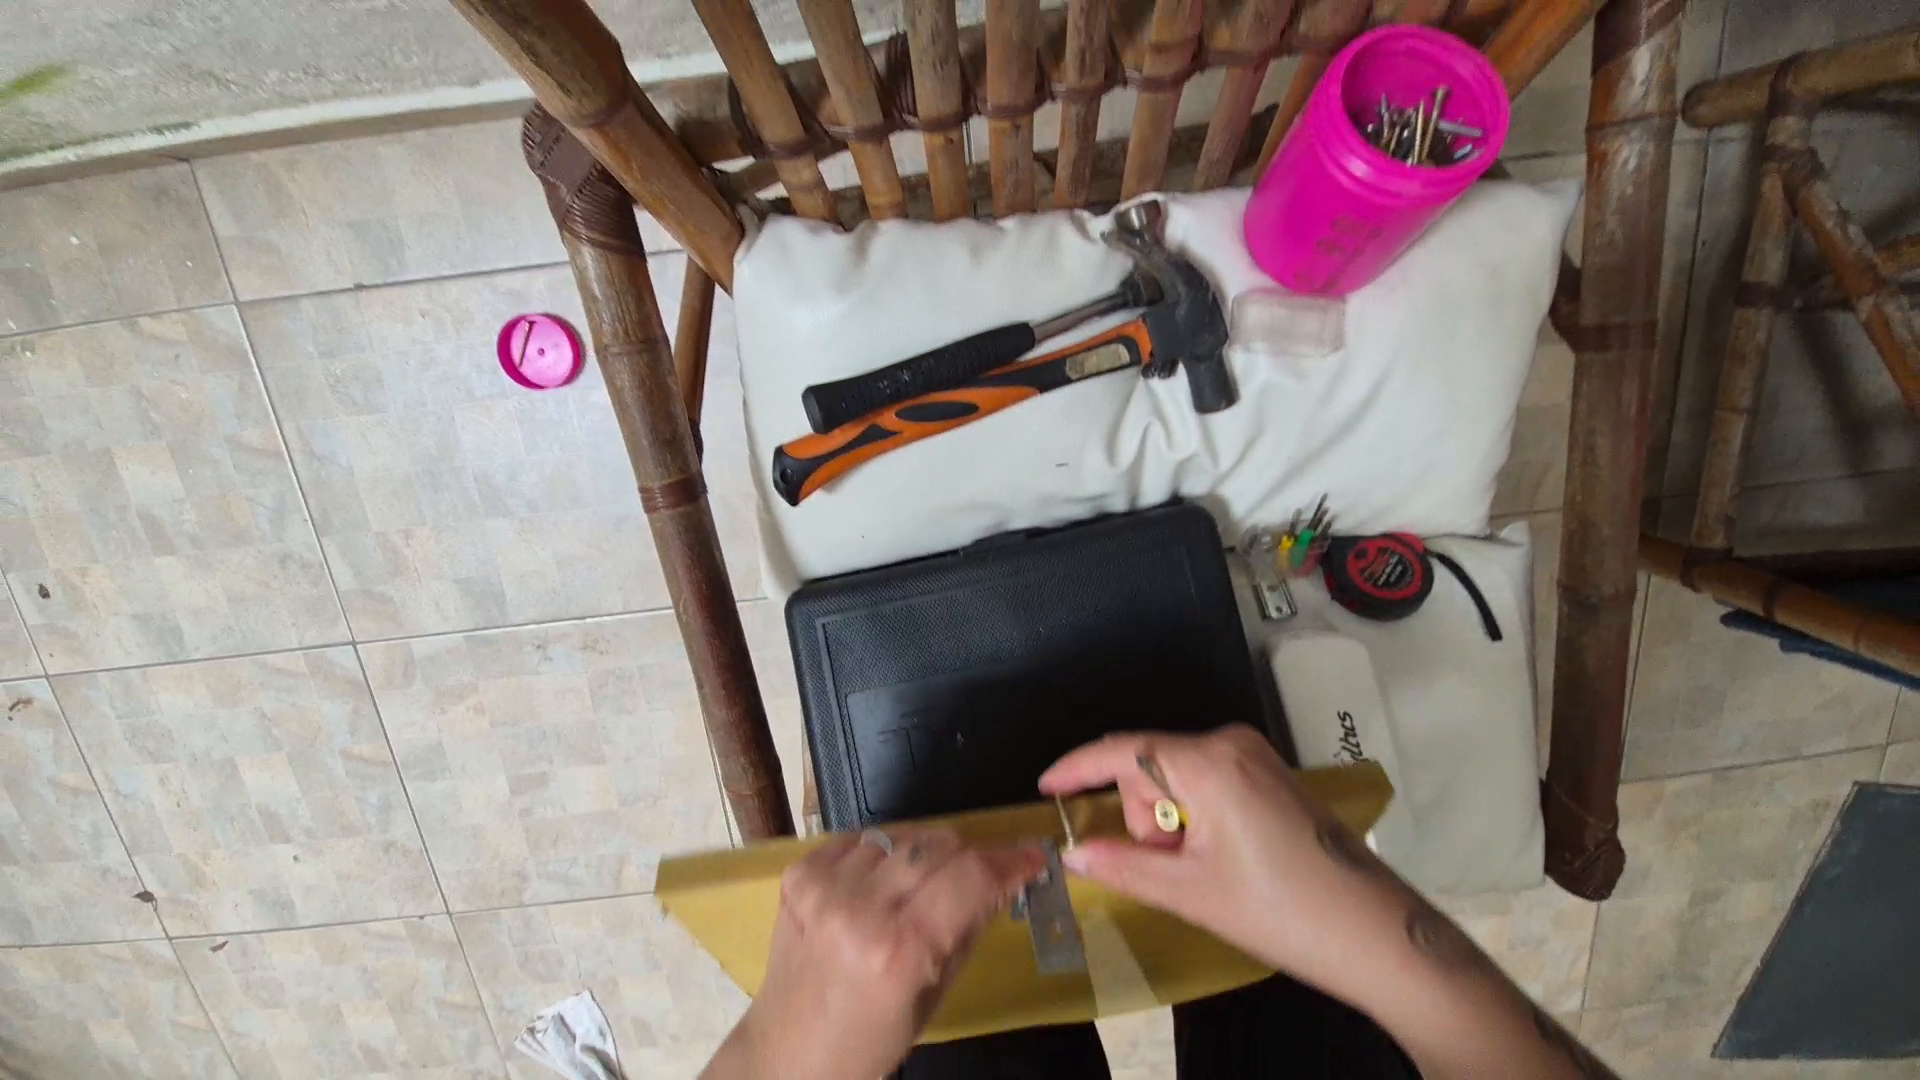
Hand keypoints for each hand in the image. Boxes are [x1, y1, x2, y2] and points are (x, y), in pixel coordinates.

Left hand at [708, 828, 1044, 1079]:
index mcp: (901, 950)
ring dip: (919, 857)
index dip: (1009, 861)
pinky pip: (861, 841)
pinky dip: (878, 858)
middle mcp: (860, 908)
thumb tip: (1002, 877)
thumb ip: (968, 927)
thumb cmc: (871, 1039)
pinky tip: (873, 890)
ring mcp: (824, 885)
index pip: (971, 877)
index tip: (1031, 857)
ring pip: (901, 836)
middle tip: (975, 877)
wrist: (787, 1054)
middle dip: (967, 857)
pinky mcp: (800, 872)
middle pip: (938, 845)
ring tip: (913, 892)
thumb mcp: (934, 995)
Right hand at [1038, 725, 1411, 998]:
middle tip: (1169, 867)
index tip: (1044, 788)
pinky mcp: (1267, 771)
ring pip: (1173, 774)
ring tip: (1199, 868)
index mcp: (1208, 762)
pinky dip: (1190, 813)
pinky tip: (1213, 852)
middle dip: (1142, 816)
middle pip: (1148, 765)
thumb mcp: (1190, 892)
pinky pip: (1203, 779)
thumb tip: (1071, 852)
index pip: (1122, 751)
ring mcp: (1252, 754)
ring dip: (1167, 820)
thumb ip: (1121, 865)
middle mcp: (1228, 742)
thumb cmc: (1280, 912)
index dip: (1077, 768)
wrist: (1378, 936)